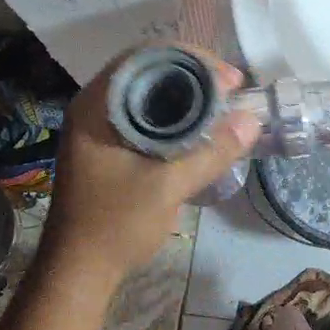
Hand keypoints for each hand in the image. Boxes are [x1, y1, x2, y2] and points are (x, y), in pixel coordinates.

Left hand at [42, 46, 257, 284]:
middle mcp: (93, 107)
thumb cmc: (115, 225)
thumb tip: (251, 120)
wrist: (77, 273)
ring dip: (187, 96)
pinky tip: (200, 130)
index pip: (148, 56)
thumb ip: (211, 153)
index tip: (229, 78)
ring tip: (223, 107)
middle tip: (232, 91)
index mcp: (97, 105)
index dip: (193, 59)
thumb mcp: (168, 187)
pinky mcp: (107, 147)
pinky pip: (145, 116)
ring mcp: (98, 128)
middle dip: (195, 76)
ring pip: (149, 94)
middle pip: (150, 70)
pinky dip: (175, 116)